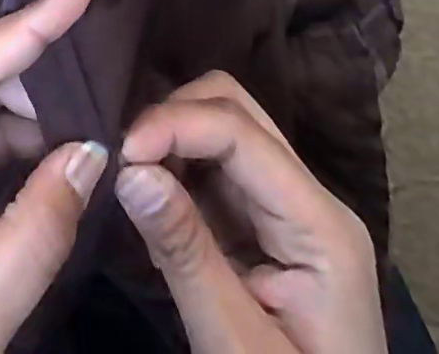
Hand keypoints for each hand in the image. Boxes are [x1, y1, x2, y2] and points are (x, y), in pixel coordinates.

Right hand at [114, 72, 386, 353]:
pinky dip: (173, 166)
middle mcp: (307, 197)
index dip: (173, 124)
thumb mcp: (237, 346)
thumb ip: (185, 253)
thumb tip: (128, 169)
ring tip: (130, 176)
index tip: (118, 153)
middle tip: (123, 159)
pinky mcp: (261, 225)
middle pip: (236, 108)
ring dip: (170, 138)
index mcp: (320, 223)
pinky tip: (151, 196)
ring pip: (221, 128)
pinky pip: (211, 168)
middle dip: (173, 117)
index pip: (241, 131)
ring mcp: (286, 208)